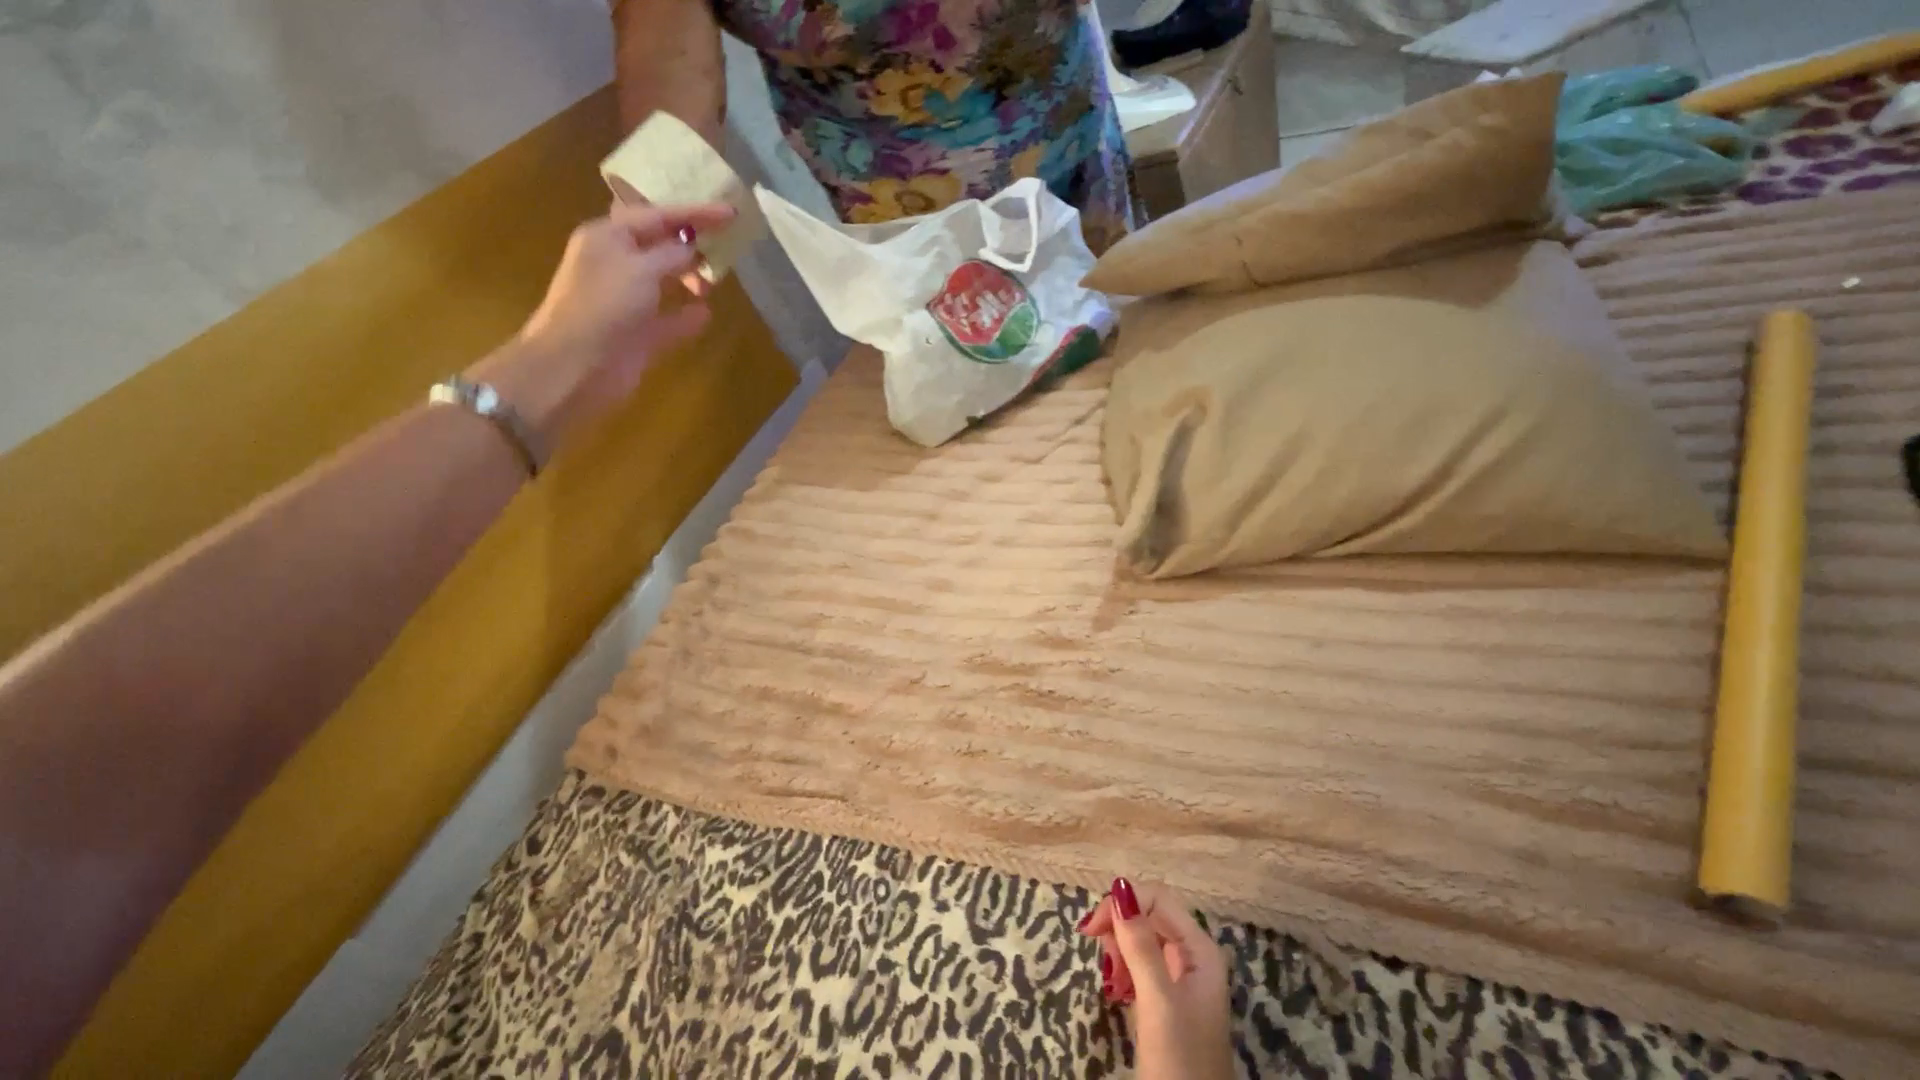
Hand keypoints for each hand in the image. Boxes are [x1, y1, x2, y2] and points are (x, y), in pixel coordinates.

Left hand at [469, 201, 734, 444]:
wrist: (576, 367)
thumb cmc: (604, 305)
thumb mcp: (642, 268)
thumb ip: (672, 253)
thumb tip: (693, 248)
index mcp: (608, 237)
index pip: (656, 214)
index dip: (694, 212)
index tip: (731, 212)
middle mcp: (615, 265)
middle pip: (659, 245)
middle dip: (690, 243)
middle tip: (725, 245)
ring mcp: (626, 301)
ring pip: (665, 281)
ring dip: (690, 278)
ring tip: (713, 283)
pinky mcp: (637, 335)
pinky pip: (668, 319)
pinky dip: (687, 316)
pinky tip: (707, 313)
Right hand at [1078, 878, 1233, 1079]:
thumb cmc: (1179, 1058)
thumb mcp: (1157, 1000)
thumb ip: (1140, 945)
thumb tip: (1120, 886)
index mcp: (1199, 949)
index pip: (1158, 898)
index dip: (1123, 904)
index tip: (1090, 931)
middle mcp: (1193, 955)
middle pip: (1148, 915)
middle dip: (1119, 929)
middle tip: (1101, 960)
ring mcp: (1180, 977)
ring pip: (1141, 939)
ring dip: (1119, 951)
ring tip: (1111, 981)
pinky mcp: (1167, 996)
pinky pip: (1140, 964)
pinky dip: (1123, 970)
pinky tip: (1117, 991)